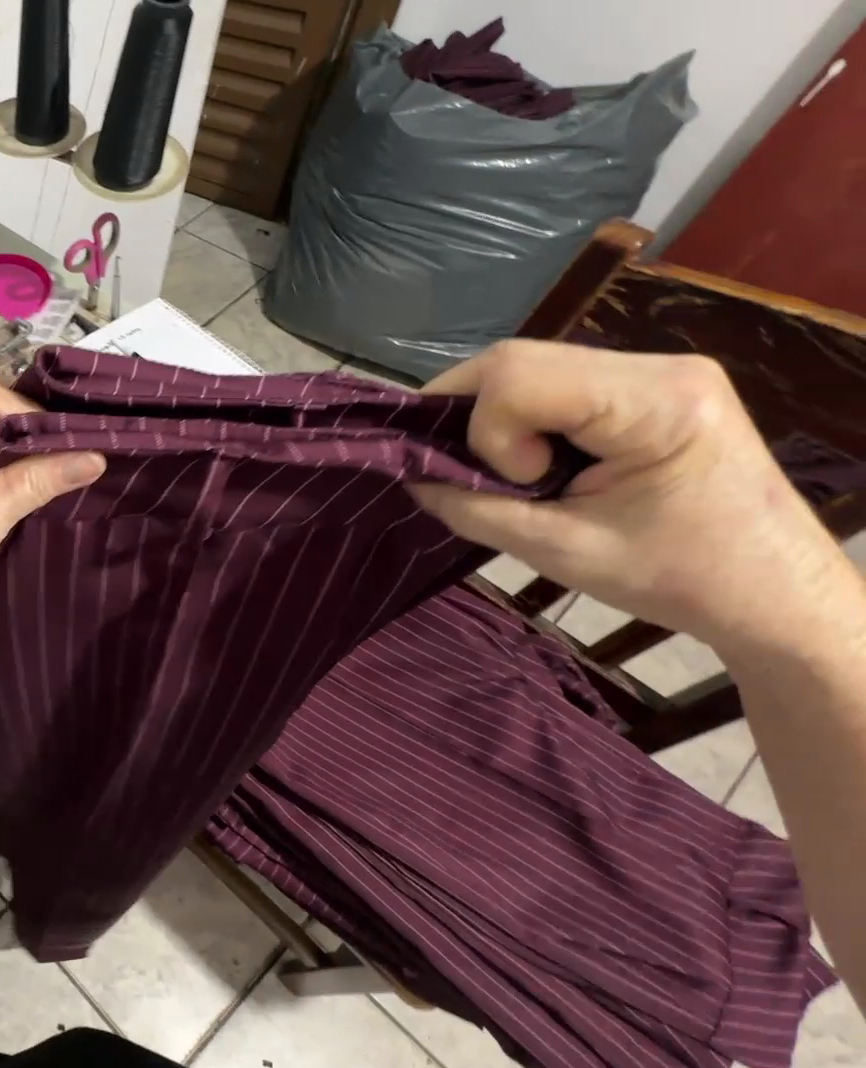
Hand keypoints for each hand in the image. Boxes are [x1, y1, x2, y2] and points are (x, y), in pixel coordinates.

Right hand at [412, 340, 859, 656]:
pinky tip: (530, 457)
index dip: (485, 430)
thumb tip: (411, 478)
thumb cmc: (675, 577)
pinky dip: (516, 417)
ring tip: (508, 471)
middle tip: (480, 474)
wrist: (772, 590)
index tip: (522, 484)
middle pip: (515, 359)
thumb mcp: (558, 552)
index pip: (516, 375)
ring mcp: (656, 369)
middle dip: (471, 417)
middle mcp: (659, 366)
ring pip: (525, 365)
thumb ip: (472, 510)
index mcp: (657, 403)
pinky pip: (549, 380)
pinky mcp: (647, 384)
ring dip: (490, 418)